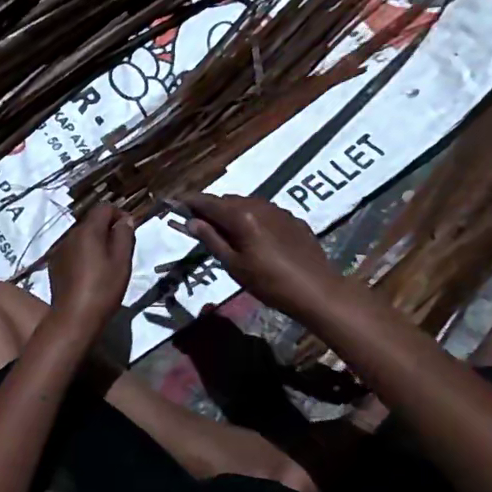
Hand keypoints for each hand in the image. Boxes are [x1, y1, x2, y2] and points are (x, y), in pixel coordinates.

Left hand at [47, 202, 135, 324]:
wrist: (74, 317)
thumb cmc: (103, 288)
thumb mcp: (122, 261)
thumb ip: (124, 235)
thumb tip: (125, 219)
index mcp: (88, 231)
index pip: (104, 207)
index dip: (119, 214)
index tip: (129, 230)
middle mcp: (70, 235)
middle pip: (91, 222)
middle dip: (107, 230)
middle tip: (121, 250)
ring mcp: (60, 250)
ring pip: (81, 237)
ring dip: (94, 243)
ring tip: (106, 264)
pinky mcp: (54, 264)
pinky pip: (72, 251)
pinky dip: (83, 254)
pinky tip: (89, 273)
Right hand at [176, 194, 345, 320]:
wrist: (317, 291)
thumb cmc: (269, 283)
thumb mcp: (234, 265)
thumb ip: (211, 240)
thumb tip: (191, 222)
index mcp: (240, 216)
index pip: (208, 202)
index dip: (189, 201)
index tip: (174, 201)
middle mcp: (259, 205)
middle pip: (227, 200)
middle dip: (210, 208)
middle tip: (197, 221)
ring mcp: (279, 210)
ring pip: (247, 204)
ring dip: (231, 212)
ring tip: (223, 229)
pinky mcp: (293, 219)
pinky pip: (265, 212)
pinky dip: (252, 218)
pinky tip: (253, 236)